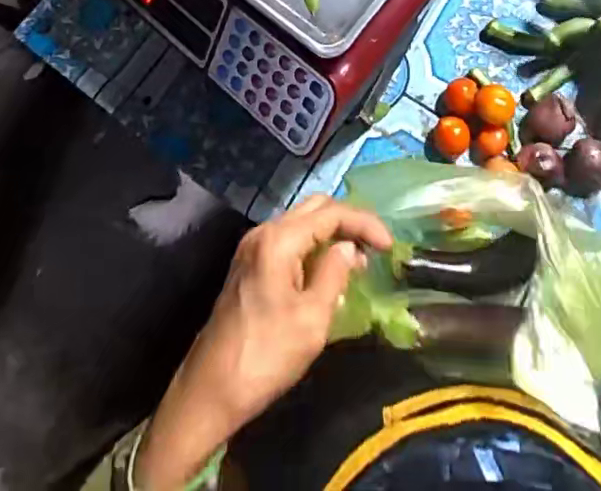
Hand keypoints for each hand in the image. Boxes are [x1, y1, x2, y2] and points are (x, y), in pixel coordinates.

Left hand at [136, 195, 392, 489]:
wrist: (210, 390)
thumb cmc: (266, 356)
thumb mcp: (312, 319)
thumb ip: (334, 274)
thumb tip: (349, 247)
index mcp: (278, 240)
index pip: (331, 213)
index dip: (364, 223)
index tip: (390, 246)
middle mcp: (263, 234)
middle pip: (315, 208)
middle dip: (349, 221)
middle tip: (376, 246)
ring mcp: (253, 249)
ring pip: (301, 223)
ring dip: (331, 234)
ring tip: (359, 260)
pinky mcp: (249, 266)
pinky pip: (289, 242)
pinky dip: (313, 247)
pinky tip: (329, 270)